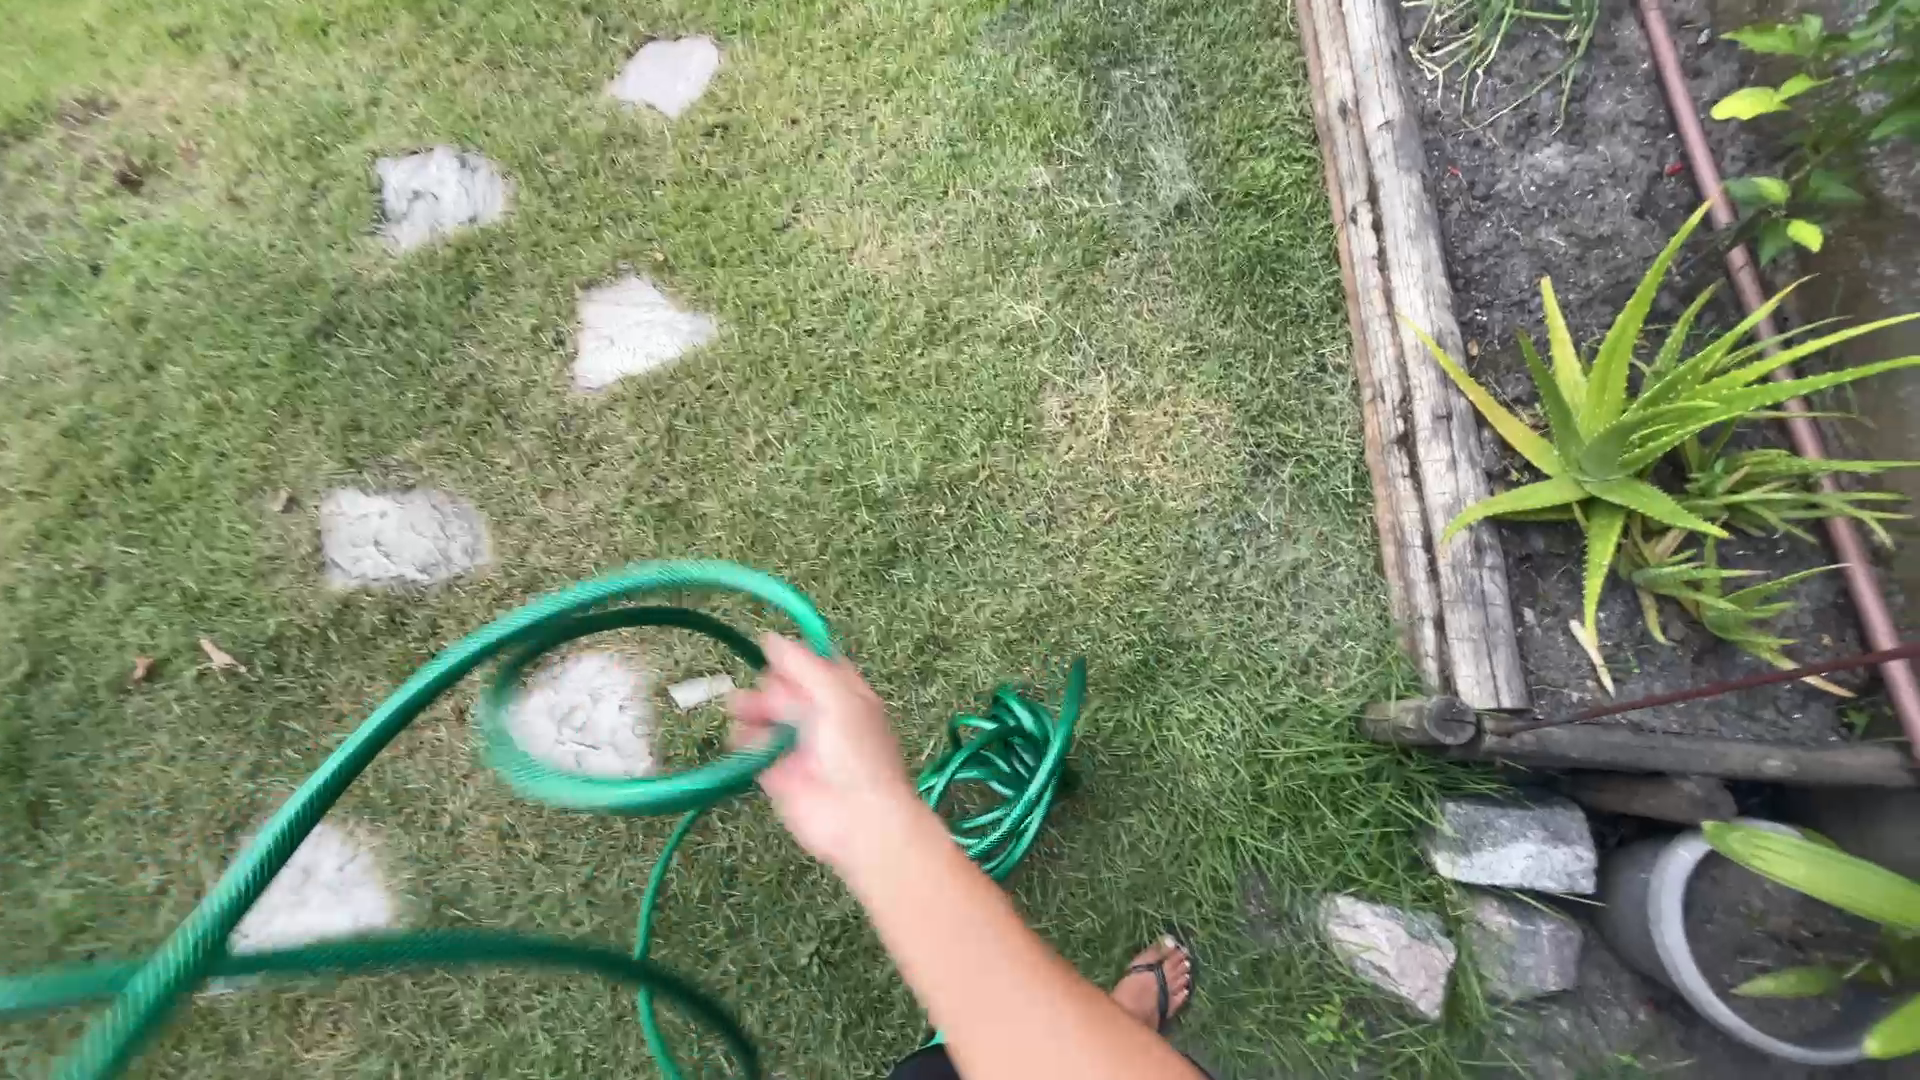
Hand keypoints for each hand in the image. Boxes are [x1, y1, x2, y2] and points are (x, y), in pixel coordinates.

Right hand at [730, 635, 927, 871]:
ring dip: (753, 710)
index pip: (820, 666)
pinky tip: (740, 736)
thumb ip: (805, 667)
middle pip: (790, 691)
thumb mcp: (837, 697)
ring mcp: (803, 747)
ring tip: (739, 708)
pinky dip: (746, 741)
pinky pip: (757, 751)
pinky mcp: (780, 774)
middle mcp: (826, 718)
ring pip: (770, 718)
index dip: (796, 658)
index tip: (771, 652)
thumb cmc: (856, 752)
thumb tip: (771, 638)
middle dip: (771, 686)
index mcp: (848, 695)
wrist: (858, 819)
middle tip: (760, 692)